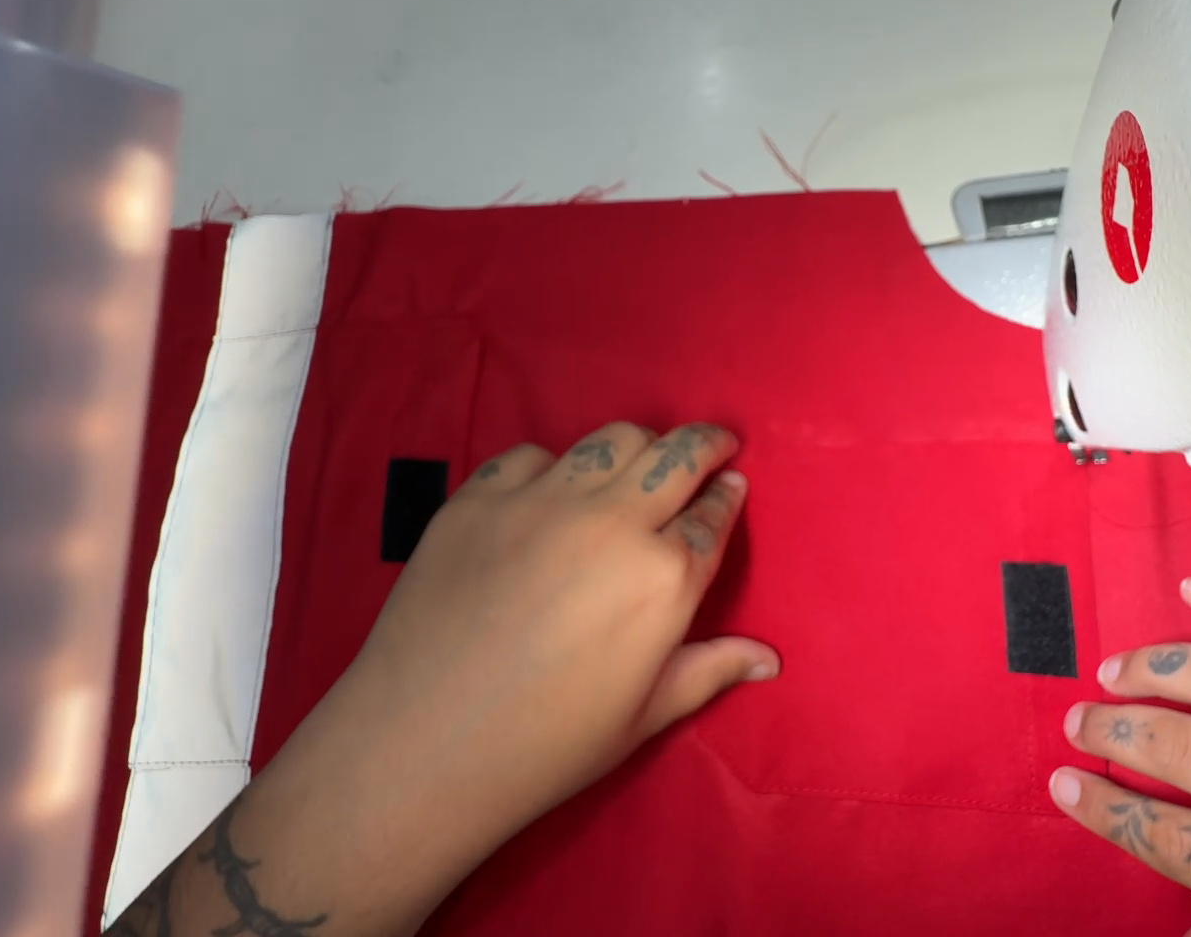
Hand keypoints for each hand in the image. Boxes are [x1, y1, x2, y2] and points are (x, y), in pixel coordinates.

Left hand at [107, 423, 775, 936]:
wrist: (417, 750)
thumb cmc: (547, 744)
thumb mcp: (645, 714)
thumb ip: (713, 668)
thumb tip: (773, 658)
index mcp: (664, 577)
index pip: (714, 515)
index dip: (729, 497)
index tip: (733, 486)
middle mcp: (613, 523)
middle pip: (678, 455)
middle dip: (708, 443)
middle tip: (716, 444)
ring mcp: (542, 503)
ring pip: (612, 439)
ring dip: (640, 446)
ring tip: (640, 464)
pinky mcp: (480, 498)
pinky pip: (532, 455)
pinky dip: (554, 468)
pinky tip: (550, 496)